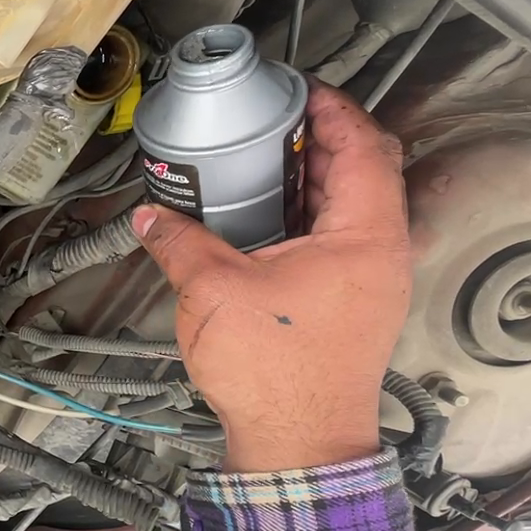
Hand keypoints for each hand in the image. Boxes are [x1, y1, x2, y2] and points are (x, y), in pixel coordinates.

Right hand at [132, 82, 410, 472]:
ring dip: (310, 182)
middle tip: (273, 124)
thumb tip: (149, 218)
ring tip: (261, 166)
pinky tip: (260, 224)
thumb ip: (180, 244)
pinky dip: (303, 218)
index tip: (302, 92)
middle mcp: (381, 254)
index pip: (364, 151)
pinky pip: (335, 241)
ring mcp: (369, 282)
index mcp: (365, 237)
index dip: (335, 113)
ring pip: (348, 211)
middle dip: (320, 143)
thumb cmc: (271, 364)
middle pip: (362, 175)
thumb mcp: (213, 290)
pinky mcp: (349, 305)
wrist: (297, 437)